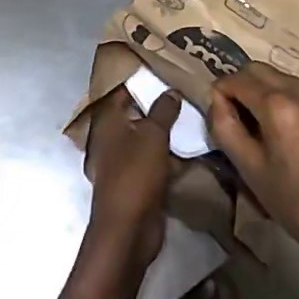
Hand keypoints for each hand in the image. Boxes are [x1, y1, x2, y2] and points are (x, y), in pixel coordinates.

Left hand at [84, 86, 179, 268]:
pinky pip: (154, 160)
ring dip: (165, 131)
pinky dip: (168, 155)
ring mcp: (122, 161)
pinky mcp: (136, 181)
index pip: (121, 90)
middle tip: (184, 91)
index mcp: (106, 121)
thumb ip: (162, 111)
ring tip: (192, 116)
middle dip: (157, 105)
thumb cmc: (135, 174)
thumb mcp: (152, 136)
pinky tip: (191, 148)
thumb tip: (171, 90)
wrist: (128, 229)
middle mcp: (110, 138)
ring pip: (146, 138)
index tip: (164, 69)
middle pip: (135, 114)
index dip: (140, 79)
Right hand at [206, 63, 298, 265]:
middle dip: (239, 85)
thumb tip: (216, 102)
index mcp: (278, 106)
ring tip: (257, 123)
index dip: (220, 94)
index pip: (235, 80)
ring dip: (261, 90)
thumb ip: (224, 126)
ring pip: (278, 77)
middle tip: (233, 115)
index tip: (218, 116)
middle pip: (257, 69)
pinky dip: (281, 97)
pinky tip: (282, 128)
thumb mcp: (249, 168)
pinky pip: (297, 90)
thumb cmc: (295, 202)